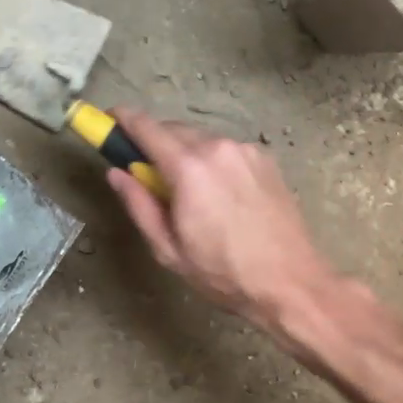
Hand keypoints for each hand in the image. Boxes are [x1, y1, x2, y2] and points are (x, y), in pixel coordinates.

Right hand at [107, 108, 337, 330]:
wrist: (293, 284)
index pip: (145, 127)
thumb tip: (116, 173)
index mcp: (188, 167)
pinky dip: (212, 160)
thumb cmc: (225, 273)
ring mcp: (244, 150)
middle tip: (148, 172)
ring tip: (189, 190)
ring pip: (200, 138)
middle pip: (172, 129)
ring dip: (185, 152)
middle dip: (154, 142)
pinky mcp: (264, 157)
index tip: (109, 119)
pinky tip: (220, 193)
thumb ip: (138, 205)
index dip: (123, 119)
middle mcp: (216, 147)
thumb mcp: (169, 249)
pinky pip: (225, 149)